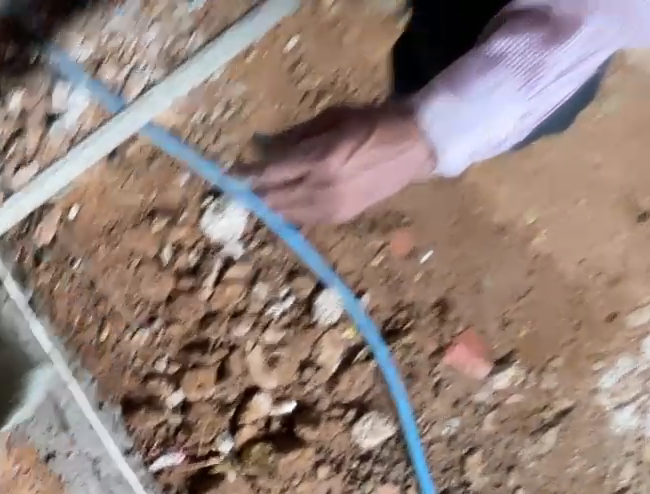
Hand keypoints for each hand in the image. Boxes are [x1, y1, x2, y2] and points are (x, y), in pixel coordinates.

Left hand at [242, 103, 436, 225]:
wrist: (419, 144)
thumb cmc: (374, 123)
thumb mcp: (334, 118)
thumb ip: (294, 137)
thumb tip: (260, 150)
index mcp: (320, 158)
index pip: (268, 174)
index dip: (245, 176)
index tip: (230, 174)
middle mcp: (320, 187)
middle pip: (269, 199)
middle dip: (254, 193)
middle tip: (245, 186)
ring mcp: (328, 207)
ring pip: (280, 213)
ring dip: (269, 204)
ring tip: (266, 193)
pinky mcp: (336, 218)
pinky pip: (299, 219)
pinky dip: (288, 210)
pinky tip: (289, 199)